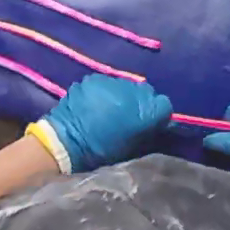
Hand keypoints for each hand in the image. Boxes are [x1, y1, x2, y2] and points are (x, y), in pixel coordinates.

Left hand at [29, 75, 172, 173]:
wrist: (65, 142)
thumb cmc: (101, 152)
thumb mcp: (132, 147)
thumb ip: (148, 132)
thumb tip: (159, 123)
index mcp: (143, 110)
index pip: (164, 104)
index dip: (158, 113)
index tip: (151, 122)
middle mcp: (130, 90)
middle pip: (145, 91)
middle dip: (140, 102)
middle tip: (129, 115)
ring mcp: (110, 81)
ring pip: (126, 85)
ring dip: (122, 95)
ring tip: (111, 109)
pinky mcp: (93, 78)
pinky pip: (106, 83)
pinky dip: (105, 92)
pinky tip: (96, 104)